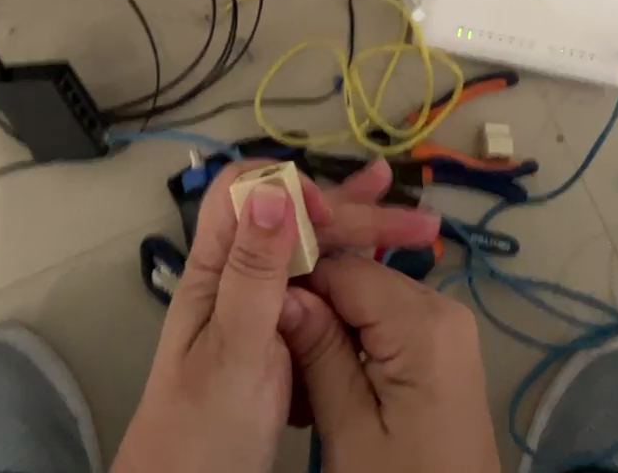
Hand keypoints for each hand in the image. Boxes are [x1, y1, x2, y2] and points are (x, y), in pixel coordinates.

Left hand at [113, 159, 439, 472]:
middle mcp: (239, 272)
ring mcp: (260, 301)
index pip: (245, 192)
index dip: (289, 188)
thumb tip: (272, 190)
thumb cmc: (203, 428)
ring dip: (357, 226)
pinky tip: (378, 259)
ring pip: (311, 246)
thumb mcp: (231, 350)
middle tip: (414, 220)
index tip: (329, 215)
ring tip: (401, 206)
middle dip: (352, 210)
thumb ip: (253, 272)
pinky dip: (352, 264)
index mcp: (216, 267)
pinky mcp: (279, 328)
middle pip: (294, 218)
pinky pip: (318, 282)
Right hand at [280, 254, 500, 472]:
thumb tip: (282, 290)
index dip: (300, 280)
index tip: (260, 307)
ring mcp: (448, 324)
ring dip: (333, 323)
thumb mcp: (351, 431)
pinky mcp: (445, 344)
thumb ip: (319, 352)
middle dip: (317, 305)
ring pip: (372, 297)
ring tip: (300, 369)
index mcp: (423, 321)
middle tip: (278, 347)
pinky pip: (390, 319)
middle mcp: (443, 305)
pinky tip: (330, 374)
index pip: (346, 268)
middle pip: (361, 279)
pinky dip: (357, 338)